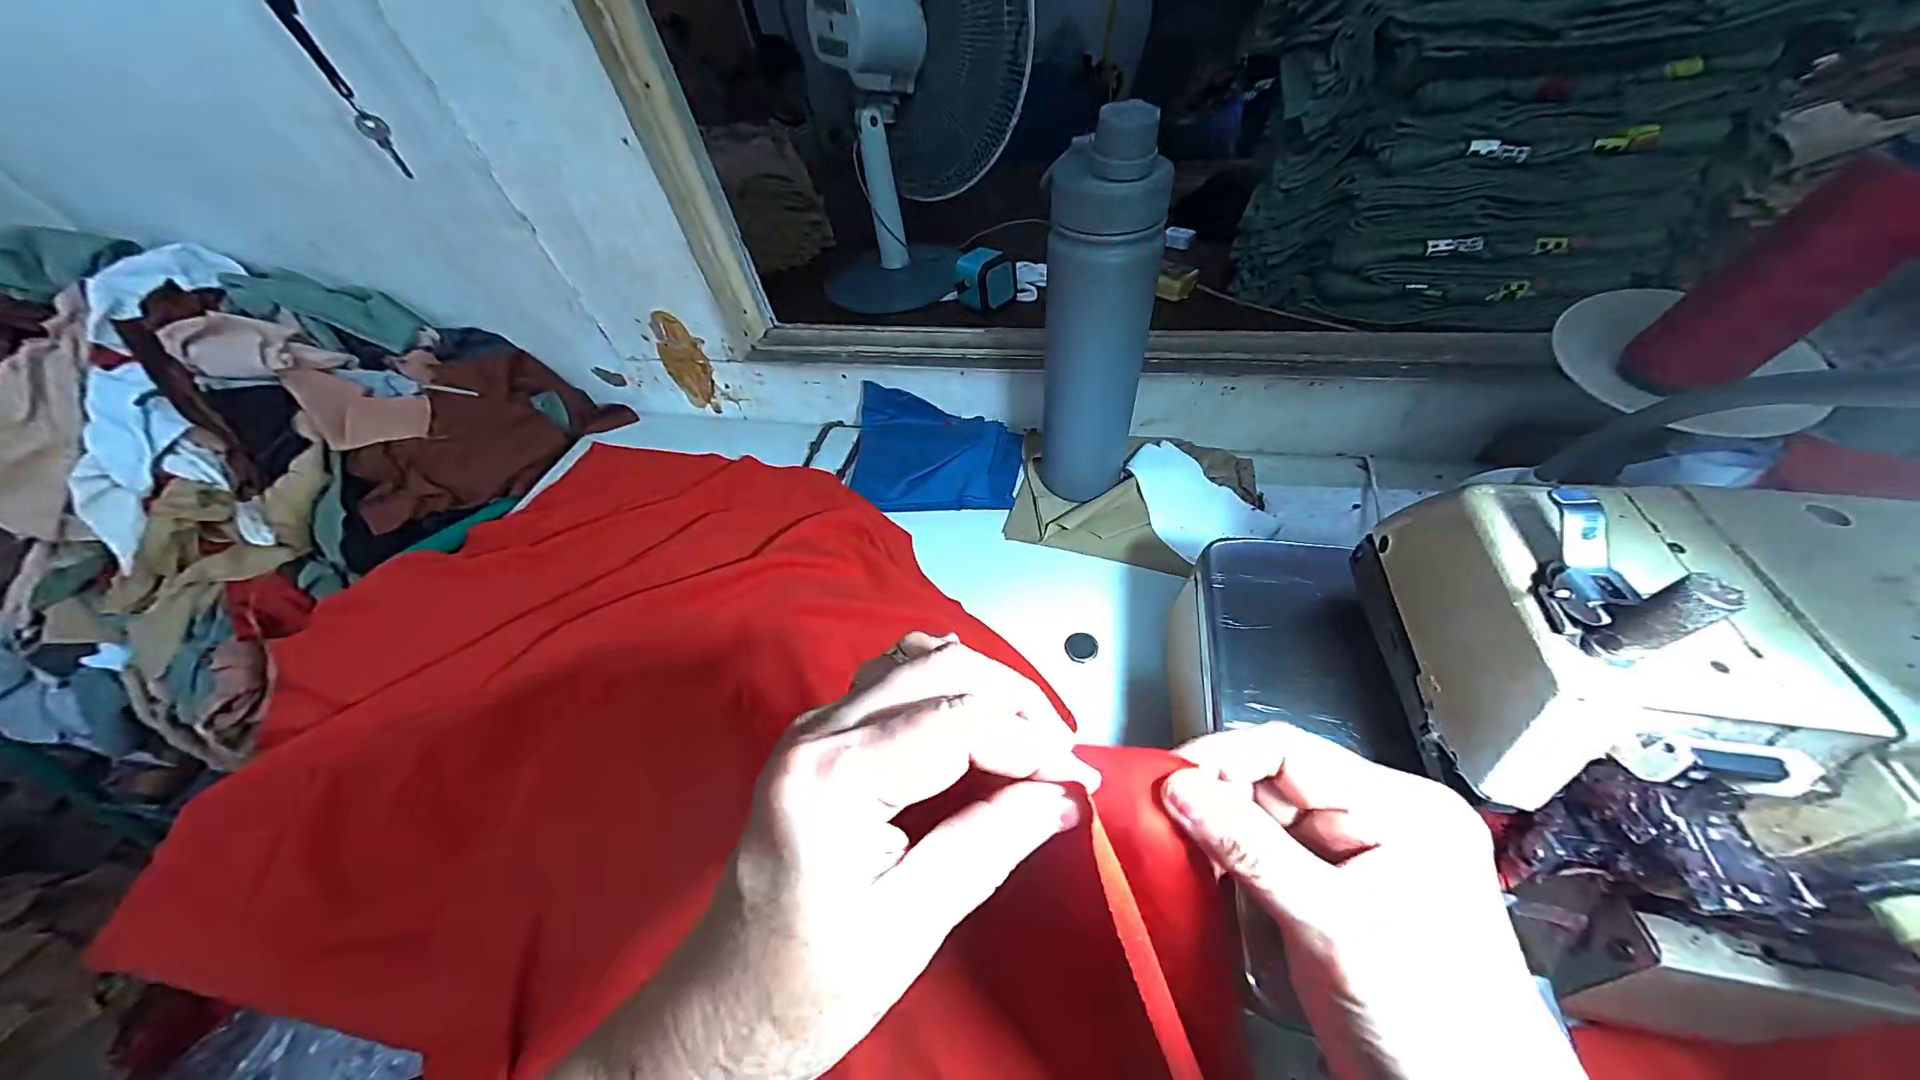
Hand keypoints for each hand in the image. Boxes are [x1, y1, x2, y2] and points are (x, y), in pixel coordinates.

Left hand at [558, 633, 1100, 1079]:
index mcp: (830, 778)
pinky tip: (978, 715)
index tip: (1080, 778)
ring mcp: (815, 723)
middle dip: (1017, 702)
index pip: (955, 721)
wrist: (731, 996)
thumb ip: (991, 843)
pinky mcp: (824, 732)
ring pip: (919, 658)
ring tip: (1033, 735)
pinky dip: (950, 685)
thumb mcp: (911, 925)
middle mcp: (816, 730)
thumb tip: (1062, 795)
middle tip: (1064, 756)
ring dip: (987, 686)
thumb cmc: (808, 982)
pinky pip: (896, 676)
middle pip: (939, 669)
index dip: (1031, 743)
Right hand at [1161, 724, 1584, 1079]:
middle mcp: (1377, 820)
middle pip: (1269, 782)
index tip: (1167, 776)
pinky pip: (1264, 856)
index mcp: (1401, 809)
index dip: (1220, 757)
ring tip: (1189, 859)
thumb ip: (1250, 850)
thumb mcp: (1334, 929)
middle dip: (1216, 802)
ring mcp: (1354, 856)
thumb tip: (1180, 788)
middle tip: (1167, 823)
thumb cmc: (1439, 1031)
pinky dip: (1233, 867)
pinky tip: (1214, 884)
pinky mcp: (1330, 890)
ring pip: (1260, 819)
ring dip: (1220, 838)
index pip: (1289, 751)